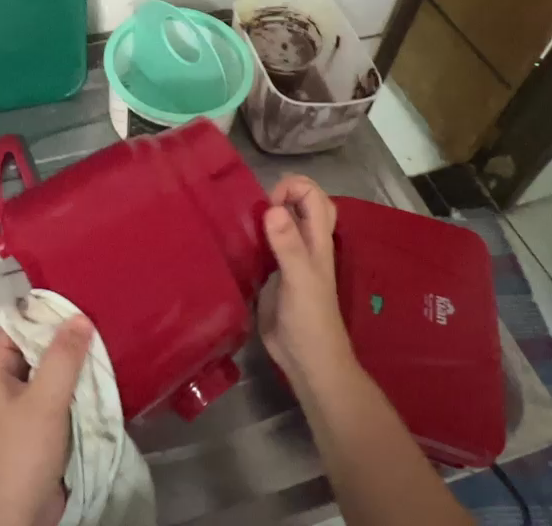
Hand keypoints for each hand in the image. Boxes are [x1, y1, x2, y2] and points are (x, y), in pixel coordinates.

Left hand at [0, 319, 92, 525]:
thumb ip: (63, 357)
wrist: (18, 514)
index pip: (17, 327)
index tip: (77, 303)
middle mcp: (6, 386)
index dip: (43, 314)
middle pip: (36, 350)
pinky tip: (101, 382)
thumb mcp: (45, 398)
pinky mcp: (41, 431)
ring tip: (105, 348)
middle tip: (99, 323)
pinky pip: (60, 400)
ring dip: (74, 367)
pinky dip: (77, 391)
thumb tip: (80, 317)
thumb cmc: (23, 449)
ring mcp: (24, 410)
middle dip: (64, 340)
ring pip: (51, 376)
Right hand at [259, 174, 357, 386]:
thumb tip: (273, 208)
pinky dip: (252, 236)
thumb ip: (288, 245)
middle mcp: (305, 244)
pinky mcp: (271, 274)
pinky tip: (234, 241)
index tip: (269, 205)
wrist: (306, 361)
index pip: (313, 195)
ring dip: (263, 214)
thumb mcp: (300, 279)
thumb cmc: (309, 320)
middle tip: (256, 207)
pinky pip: (263, 244)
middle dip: (280, 194)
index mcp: (317, 240)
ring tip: (239, 219)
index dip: (293, 189)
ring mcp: (288, 259)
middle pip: (301, 204)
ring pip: (281, 223)